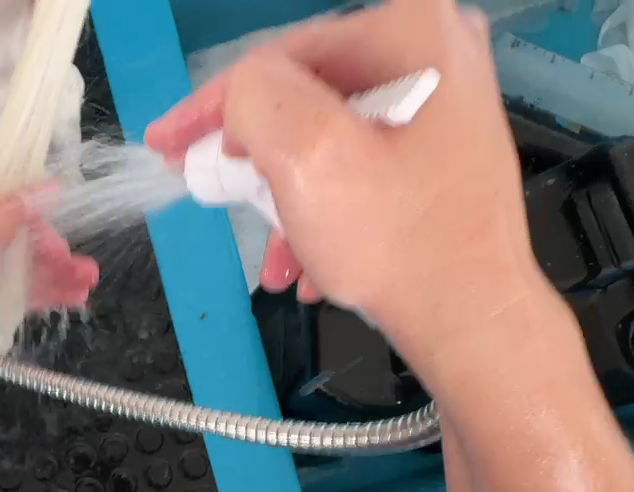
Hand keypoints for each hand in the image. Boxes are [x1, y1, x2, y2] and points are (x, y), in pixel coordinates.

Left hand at [0, 194, 99, 371]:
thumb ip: (11, 213)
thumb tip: (51, 186)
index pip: (20, 217)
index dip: (47, 231)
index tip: (67, 247)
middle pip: (29, 248)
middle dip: (60, 259)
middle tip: (89, 274)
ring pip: (28, 275)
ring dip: (58, 280)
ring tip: (86, 290)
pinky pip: (19, 297)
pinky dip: (43, 298)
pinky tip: (66, 302)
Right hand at [145, 0, 557, 372]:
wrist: (468, 316)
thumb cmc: (394, 241)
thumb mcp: (307, 159)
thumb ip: (256, 103)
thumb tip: (239, 99)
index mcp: (408, 34)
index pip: (281, 58)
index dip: (210, 105)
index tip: (165, 145)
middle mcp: (432, 56)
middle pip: (302, 102)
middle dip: (253, 163)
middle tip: (213, 195)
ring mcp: (438, 110)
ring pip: (323, 147)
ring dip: (283, 205)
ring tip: (273, 259)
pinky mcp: (436, 160)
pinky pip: (352, 176)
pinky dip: (318, 219)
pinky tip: (308, 267)